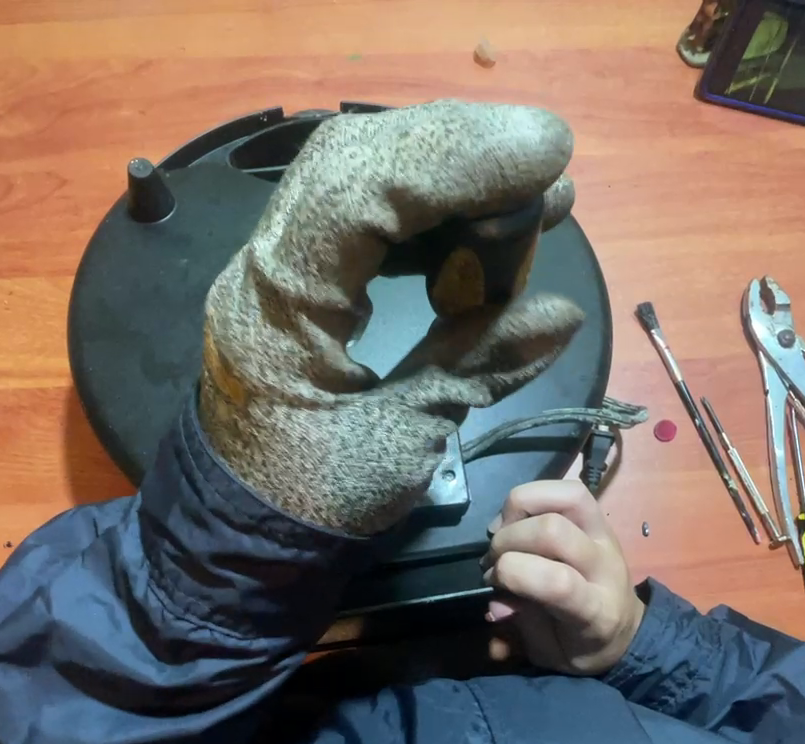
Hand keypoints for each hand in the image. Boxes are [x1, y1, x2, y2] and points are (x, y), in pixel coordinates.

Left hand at [199, 101, 583, 535]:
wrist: (243, 529)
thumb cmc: (309, 500)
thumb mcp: (396, 446)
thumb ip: (474, 371)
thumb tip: (560, 315)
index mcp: (281, 304)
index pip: (360, 187)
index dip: (457, 158)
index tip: (546, 154)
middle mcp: (270, 265)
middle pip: (361, 160)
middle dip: (460, 152)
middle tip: (547, 164)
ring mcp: (283, 268)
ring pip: (364, 181)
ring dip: (452, 183)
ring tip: (533, 200)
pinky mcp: (304, 283)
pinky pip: (366, 224)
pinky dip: (430, 221)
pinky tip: (483, 235)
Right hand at [483, 479, 644, 674]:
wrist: (625, 631)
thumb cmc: (583, 647)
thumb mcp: (550, 653)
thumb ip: (522, 625)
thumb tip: (495, 603)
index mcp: (596, 611)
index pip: (558, 581)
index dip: (514, 574)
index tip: (494, 583)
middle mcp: (605, 566)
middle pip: (554, 530)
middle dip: (508, 541)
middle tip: (495, 561)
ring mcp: (606, 536)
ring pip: (567, 496)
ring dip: (520, 508)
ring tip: (503, 532)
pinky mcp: (600, 519)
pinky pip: (569, 489)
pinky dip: (533, 496)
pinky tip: (516, 519)